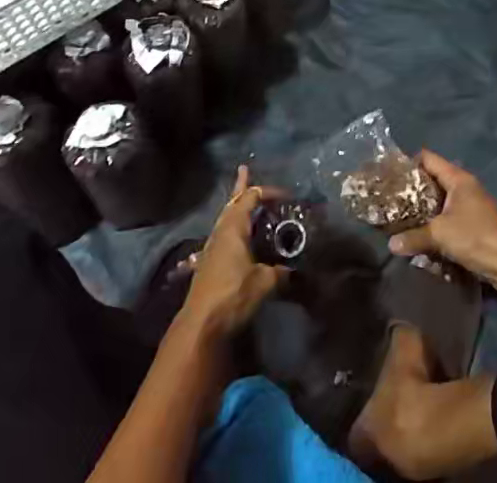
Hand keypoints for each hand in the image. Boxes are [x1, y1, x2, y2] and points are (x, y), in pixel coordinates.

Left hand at [177, 166, 287, 339]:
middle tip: (244, 171)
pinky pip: (224, 236)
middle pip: (232, 203)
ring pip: (226, 220)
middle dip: (241, 188)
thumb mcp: (265, 282)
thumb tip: (295, 271)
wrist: (201, 325)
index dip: (267, 192)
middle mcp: (220, 233)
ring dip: (236, 208)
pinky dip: (234, 228)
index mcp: (233, 228)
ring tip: (244, 201)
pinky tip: (239, 238)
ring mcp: (211, 250)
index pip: (250, 198)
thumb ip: (281, 272)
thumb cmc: (233, 294)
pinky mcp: (209, 266)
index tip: (286, 195)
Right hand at [388, 151, 496, 290]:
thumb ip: (414, 237)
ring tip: (399, 217)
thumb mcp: (440, 234)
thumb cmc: (476, 236)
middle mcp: (464, 187)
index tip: (389, 174)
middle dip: (412, 189)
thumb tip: (391, 244)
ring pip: (440, 200)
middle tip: (390, 198)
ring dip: (423, 209)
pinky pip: (448, 217)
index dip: (408, 162)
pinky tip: (419, 234)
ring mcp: (470, 205)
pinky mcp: (473, 223)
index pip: (428, 158)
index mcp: (458, 179)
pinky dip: (434, 223)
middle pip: (433, 179)